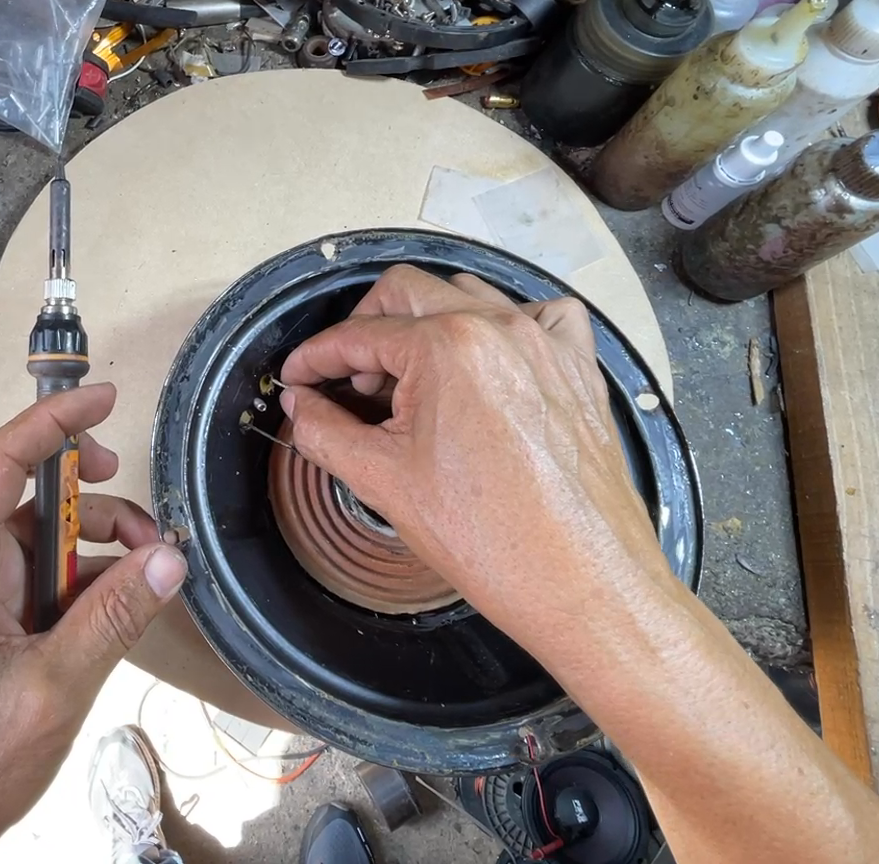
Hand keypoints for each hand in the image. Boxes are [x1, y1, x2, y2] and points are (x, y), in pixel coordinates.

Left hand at [0, 383, 187, 863]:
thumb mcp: (52, 690)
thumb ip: (114, 618)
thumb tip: (170, 557)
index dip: (52, 420)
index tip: (104, 398)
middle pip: (25, 493)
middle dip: (90, 494)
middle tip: (140, 518)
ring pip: (37, 534)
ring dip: (94, 544)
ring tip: (145, 572)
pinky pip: (35, 572)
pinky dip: (79, 577)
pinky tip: (116, 600)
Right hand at [277, 265, 673, 640]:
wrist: (581, 586)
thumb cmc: (486, 538)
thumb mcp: (380, 480)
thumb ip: (323, 429)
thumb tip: (301, 404)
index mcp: (445, 347)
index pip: (357, 336)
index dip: (313, 358)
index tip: (297, 379)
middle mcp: (498, 327)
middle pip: (405, 292)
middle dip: (362, 329)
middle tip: (345, 378)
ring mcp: (543, 342)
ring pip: (464, 294)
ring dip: (422, 323)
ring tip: (407, 379)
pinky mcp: (576, 366)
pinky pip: (538, 314)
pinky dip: (502, 324)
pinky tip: (484, 363)